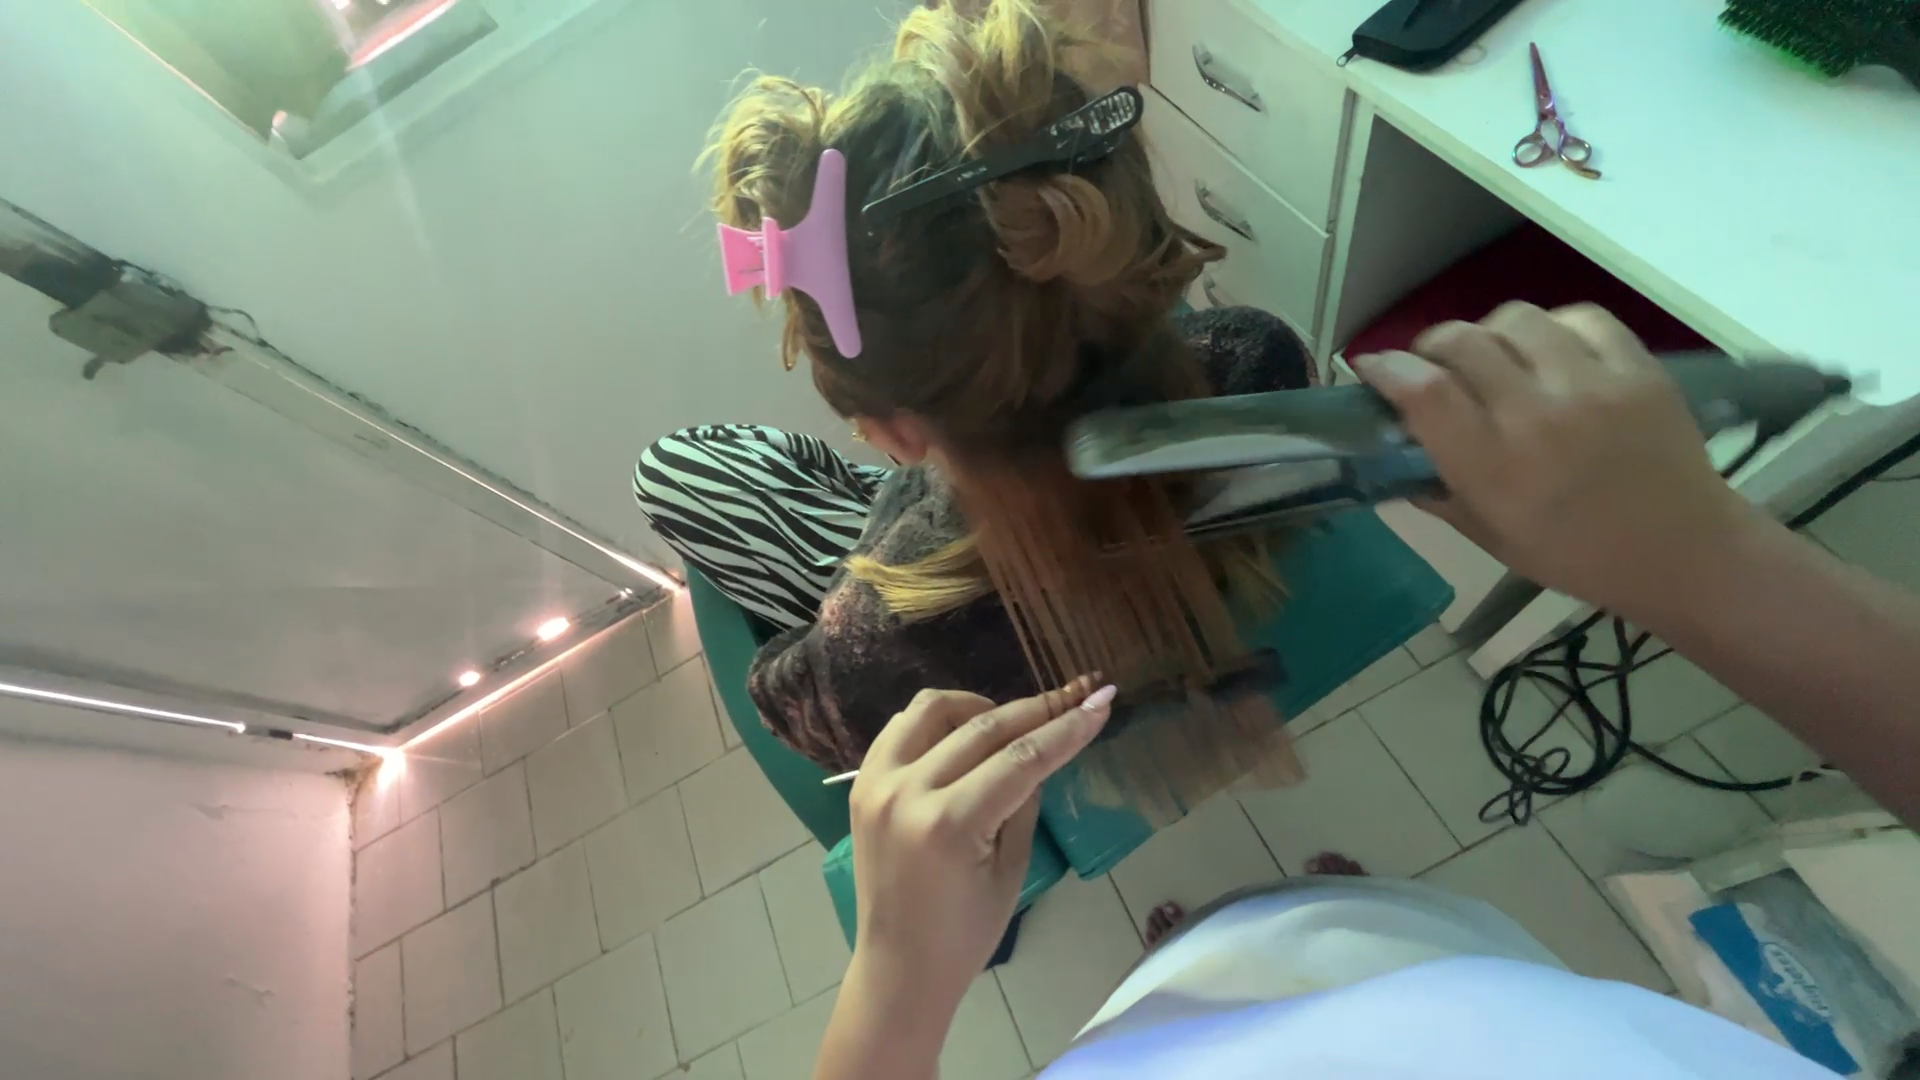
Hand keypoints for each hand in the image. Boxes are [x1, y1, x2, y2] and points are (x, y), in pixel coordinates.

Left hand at [851, 679, 1114, 998]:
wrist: (898, 968)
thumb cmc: (965, 933)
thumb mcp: (1013, 870)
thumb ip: (1026, 800)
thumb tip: (1041, 750)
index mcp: (949, 824)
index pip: (1021, 758)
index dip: (1067, 726)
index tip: (1100, 699)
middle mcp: (908, 791)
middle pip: (983, 726)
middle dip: (1038, 707)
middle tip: (1074, 693)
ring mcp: (877, 781)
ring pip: (933, 707)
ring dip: (979, 705)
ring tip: (1008, 724)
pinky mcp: (862, 780)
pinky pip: (901, 726)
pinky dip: (937, 720)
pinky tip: (962, 733)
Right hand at [1354, 302, 1762, 618]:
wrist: (1680, 551)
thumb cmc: (1567, 553)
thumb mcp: (1482, 533)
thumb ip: (1434, 490)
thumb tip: (1395, 460)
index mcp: (1492, 464)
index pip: (1425, 391)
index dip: (1385, 367)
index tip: (1368, 366)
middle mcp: (1536, 414)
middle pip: (1461, 341)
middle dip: (1428, 346)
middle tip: (1428, 366)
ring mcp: (1593, 385)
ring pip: (1514, 319)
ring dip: (1485, 332)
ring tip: (1489, 357)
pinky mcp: (1638, 368)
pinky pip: (1578, 318)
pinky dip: (1547, 327)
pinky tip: (1543, 352)